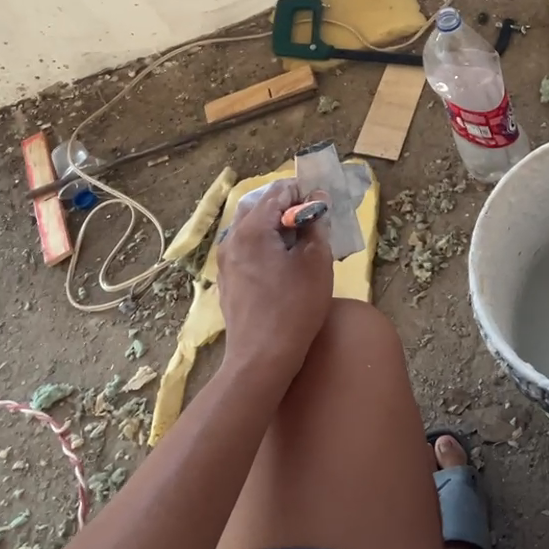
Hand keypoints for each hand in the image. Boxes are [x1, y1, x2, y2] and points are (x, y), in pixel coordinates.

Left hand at [214, 179, 332, 385]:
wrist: (261, 357)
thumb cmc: (295, 306)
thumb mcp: (316, 260)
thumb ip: (316, 223)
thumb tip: (316, 200)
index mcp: (252, 229)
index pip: (278, 191)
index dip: (303, 192)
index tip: (323, 204)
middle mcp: (232, 239)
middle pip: (259, 205)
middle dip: (287, 206)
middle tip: (313, 220)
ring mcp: (225, 260)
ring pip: (250, 226)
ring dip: (275, 225)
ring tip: (300, 242)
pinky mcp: (227, 279)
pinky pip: (246, 247)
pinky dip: (264, 243)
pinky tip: (283, 262)